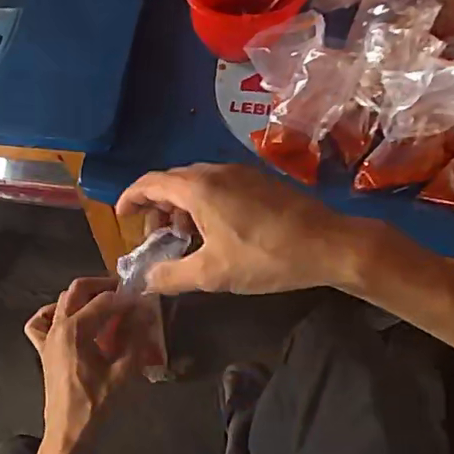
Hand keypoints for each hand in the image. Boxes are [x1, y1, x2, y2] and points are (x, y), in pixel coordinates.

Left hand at [24, 278, 146, 453]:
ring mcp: (47, 337)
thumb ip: (135, 339)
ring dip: (83, 298)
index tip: (143, 300)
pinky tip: (70, 321)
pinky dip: (53, 314)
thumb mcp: (123, 371)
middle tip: (125, 293)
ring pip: (61, 302)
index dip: (126, 298)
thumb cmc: (96, 403)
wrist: (69, 431)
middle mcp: (57, 327)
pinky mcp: (43, 350)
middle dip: (102, 286)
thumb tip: (145, 314)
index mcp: (75, 329)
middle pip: (77, 290)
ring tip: (105, 306)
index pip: (104, 301)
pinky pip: (40, 322)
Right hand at [116, 163, 417, 296]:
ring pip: (195, 182)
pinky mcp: (259, 180)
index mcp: (198, 188)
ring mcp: (240, 172)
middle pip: (171, 181)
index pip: (149, 183)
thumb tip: (144, 282)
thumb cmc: (267, 257)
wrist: (331, 245)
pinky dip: (202, 203)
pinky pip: (217, 184)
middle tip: (155, 237)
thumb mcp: (213, 274)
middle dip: (155, 207)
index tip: (121, 217)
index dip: (130, 198)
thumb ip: (172, 276)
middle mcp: (215, 171)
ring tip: (184, 237)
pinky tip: (214, 230)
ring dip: (180, 206)